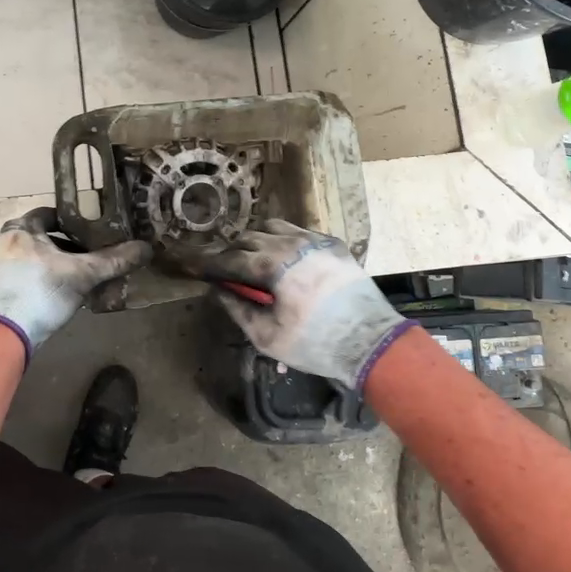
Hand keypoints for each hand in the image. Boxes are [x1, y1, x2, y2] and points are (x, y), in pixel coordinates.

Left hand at [0, 207, 150, 360]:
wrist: (5, 336)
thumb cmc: (41, 293)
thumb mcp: (82, 274)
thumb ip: (113, 261)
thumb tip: (146, 248)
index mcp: (20, 228)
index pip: (51, 214)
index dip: (74, 220)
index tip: (94, 230)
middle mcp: (5, 241)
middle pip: (44, 236)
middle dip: (69, 244)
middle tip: (93, 253)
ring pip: (36, 256)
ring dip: (58, 262)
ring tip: (83, 273)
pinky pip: (27, 273)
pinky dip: (45, 277)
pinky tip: (64, 291)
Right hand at [191, 220, 412, 387]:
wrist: (371, 342)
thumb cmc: (315, 343)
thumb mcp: (266, 336)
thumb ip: (238, 309)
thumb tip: (220, 291)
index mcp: (272, 264)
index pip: (231, 258)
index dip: (212, 265)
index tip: (200, 270)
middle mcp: (291, 243)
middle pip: (250, 237)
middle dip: (233, 252)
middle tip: (226, 270)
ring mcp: (315, 240)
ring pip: (274, 227)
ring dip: (258, 240)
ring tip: (254, 260)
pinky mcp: (333, 245)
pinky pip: (300, 232)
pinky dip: (284, 241)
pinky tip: (284, 259)